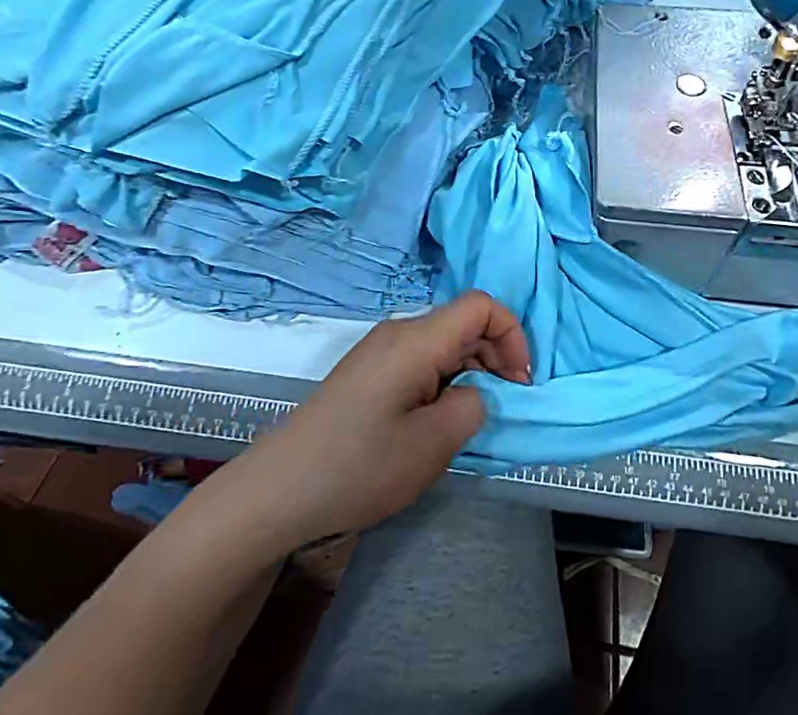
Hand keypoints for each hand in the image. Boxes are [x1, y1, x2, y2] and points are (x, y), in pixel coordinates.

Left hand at [192, 290, 531, 554]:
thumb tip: (472, 393)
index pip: (481, 306)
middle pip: (463, 323)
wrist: (277, 491)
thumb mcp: (433, 443)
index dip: (512, 335)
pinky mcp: (367, 374)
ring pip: (443, 344)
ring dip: (470, 372)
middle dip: (496, 356)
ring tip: (471, 418)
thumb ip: (473, 407)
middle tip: (504, 405)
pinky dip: (444, 381)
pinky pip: (420, 362)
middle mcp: (398, 333)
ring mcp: (378, 352)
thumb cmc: (359, 466)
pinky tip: (437, 421)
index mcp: (416, 339)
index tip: (520, 383)